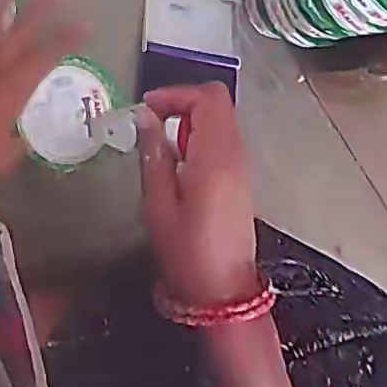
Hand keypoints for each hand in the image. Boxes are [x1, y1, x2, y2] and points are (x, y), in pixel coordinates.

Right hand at [136, 83, 261, 307]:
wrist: (223, 293)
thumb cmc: (187, 251)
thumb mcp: (158, 203)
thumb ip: (153, 153)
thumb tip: (145, 116)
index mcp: (216, 156)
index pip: (207, 98)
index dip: (176, 93)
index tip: (146, 108)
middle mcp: (235, 153)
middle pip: (217, 101)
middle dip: (182, 101)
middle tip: (151, 120)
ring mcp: (241, 164)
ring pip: (220, 118)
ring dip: (189, 119)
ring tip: (161, 144)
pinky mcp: (240, 176)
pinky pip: (221, 137)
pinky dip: (198, 135)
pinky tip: (178, 161)